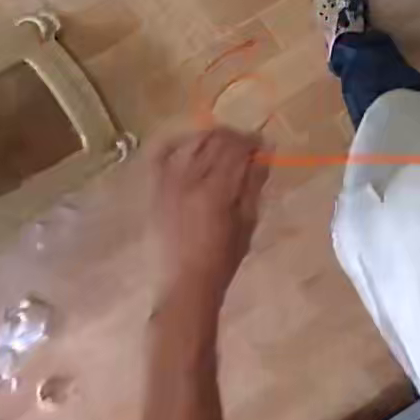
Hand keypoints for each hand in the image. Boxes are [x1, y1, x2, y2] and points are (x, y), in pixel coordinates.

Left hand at [148, 128, 269, 315]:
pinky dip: (175, 145)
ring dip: (209, 137)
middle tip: (248, 144)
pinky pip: (160, 158)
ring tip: (223, 144)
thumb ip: (254, 183)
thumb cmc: (225, 255)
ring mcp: (166, 185)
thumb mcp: (248, 219)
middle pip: (212, 141)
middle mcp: (188, 181)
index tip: (264, 143)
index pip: (236, 149)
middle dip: (233, 136)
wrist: (185, 283)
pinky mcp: (154, 192)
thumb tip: (265, 153)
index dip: (252, 141)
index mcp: (216, 190)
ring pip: (189, 144)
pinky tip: (188, 145)